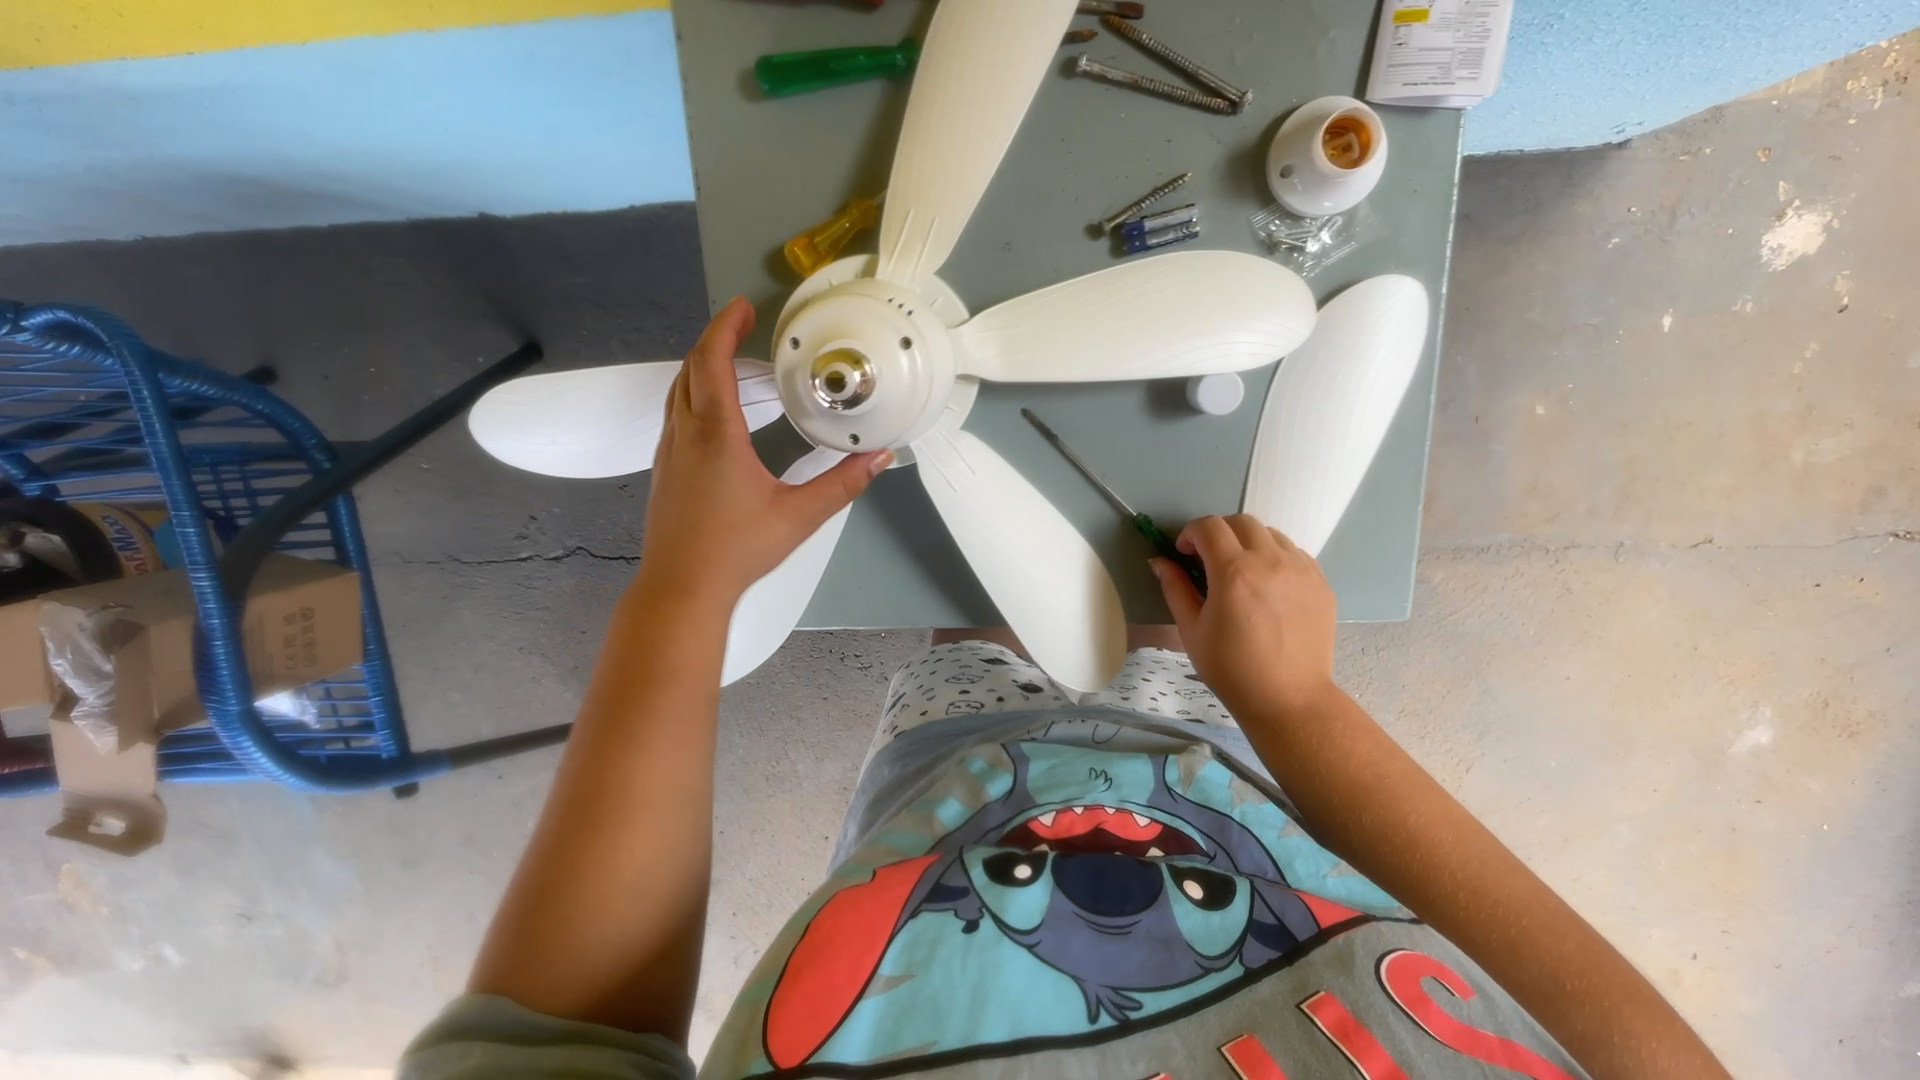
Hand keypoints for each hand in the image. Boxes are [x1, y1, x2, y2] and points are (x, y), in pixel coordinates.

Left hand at [639, 297, 890, 600]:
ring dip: (700, 366)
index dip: (725, 327)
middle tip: (742, 324)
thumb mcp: (799, 516)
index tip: (744, 306)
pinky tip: (713, 411)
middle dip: (714, 339)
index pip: (713, 363)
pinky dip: (692, 394)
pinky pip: (674, 414)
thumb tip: (880, 458)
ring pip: (677, 391)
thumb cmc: (738, 551)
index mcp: (717, 435)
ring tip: (730, 359)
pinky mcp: (663, 470)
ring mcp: (668, 452)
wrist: (681, 588)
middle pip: (690, 369)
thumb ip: (842, 485)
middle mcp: (686, 434)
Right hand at [1152, 514, 1337, 721]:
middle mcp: (1271, 561)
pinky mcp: (1321, 583)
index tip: (1184, 554)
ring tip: (1242, 572)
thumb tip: (1159, 561)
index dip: (1190, 534)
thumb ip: (1175, 588)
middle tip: (1209, 559)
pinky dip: (1275, 558)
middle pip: (1242, 521)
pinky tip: (1268, 587)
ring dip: (1249, 543)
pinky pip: (1295, 554)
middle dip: (1219, 532)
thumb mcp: (1192, 630)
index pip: (1209, 527)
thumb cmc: (1231, 669)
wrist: (1288, 698)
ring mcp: (1301, 570)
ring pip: (1271, 534)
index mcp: (1234, 572)